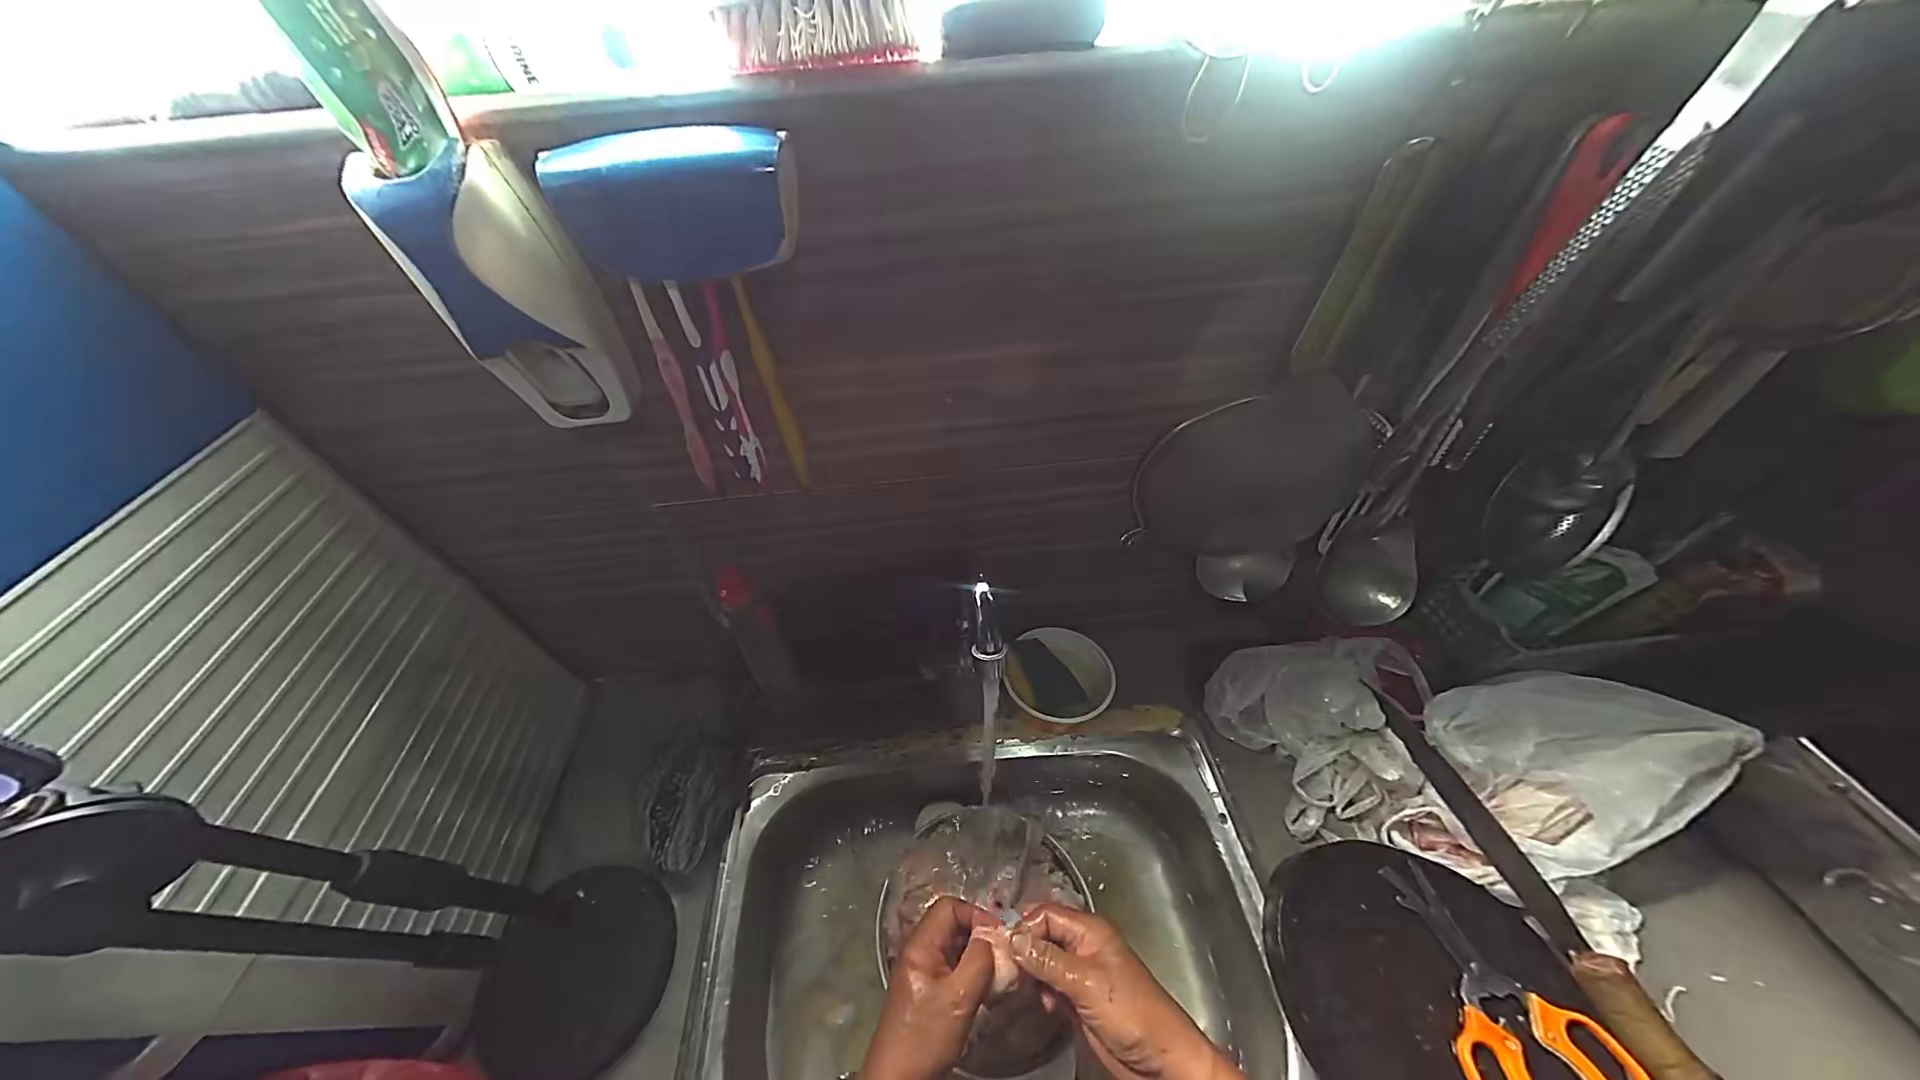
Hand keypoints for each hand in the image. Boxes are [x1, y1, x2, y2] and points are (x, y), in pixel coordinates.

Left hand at [859, 897, 995, 1079]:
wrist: (897, 1076)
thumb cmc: (926, 1036)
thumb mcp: (959, 997)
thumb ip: (979, 960)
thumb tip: (992, 937)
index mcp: (920, 944)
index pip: (950, 906)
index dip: (976, 914)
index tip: (998, 935)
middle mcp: (917, 948)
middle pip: (951, 923)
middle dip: (978, 934)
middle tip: (1000, 953)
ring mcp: (919, 967)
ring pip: (952, 944)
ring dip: (975, 953)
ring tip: (995, 971)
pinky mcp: (924, 985)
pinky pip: (949, 963)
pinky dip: (967, 968)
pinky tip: (981, 987)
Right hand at [1010, 905, 1243, 1079]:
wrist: (1161, 1060)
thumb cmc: (1131, 1012)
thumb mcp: (1086, 982)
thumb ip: (1048, 959)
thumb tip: (1012, 938)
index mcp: (1089, 930)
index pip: (1046, 914)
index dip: (1024, 926)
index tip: (1003, 947)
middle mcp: (1083, 945)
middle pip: (1042, 935)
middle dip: (1023, 948)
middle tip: (1005, 968)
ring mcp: (1080, 972)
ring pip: (1043, 960)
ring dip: (1030, 972)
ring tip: (1019, 987)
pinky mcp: (1078, 998)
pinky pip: (1050, 984)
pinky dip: (1041, 991)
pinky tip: (1039, 1003)